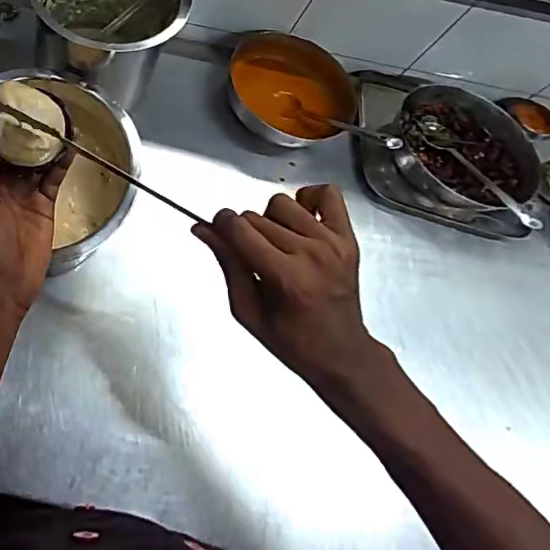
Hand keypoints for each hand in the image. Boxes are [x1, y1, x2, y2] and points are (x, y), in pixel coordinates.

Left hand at [0, 115, 69, 315]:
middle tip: (32, 107)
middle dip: (19, 129)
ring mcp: (22, 195)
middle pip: (10, 149)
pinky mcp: (43, 206)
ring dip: (43, 143)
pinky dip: (61, 163)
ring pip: (34, 161)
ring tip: (54, 121)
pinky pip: (53, 179)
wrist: (3, 287)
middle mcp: (0, 184)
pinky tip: (69, 148)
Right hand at [191, 184, 387, 394]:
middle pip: (255, 216)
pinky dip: (309, 199)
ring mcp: (334, 245)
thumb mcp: (246, 308)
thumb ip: (226, 262)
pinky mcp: (349, 239)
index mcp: (285, 277)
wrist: (344, 355)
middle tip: (255, 257)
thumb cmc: (291, 340)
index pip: (237, 227)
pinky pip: (326, 195)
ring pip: (281, 203)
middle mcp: (312, 255)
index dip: (220, 226)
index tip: (218, 234)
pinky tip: (302, 220)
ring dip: (272, 220)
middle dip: (245, 232)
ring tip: (279, 244)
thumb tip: (201, 227)